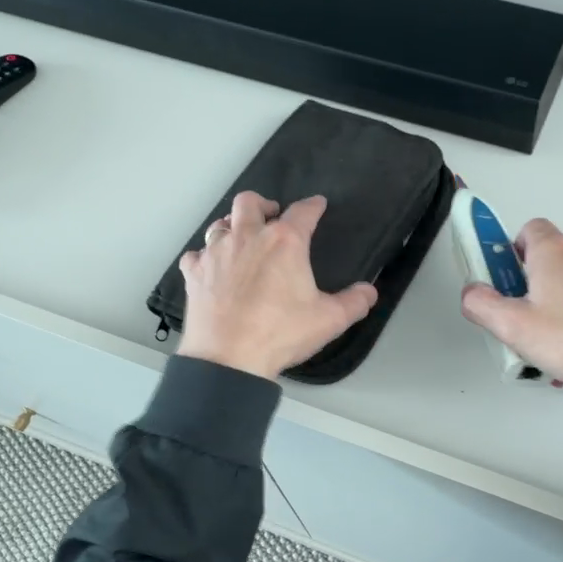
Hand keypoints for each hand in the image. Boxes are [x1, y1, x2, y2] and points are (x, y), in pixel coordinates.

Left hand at [177, 192, 378, 379]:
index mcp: (284, 242)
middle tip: (272, 215)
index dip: (313, 206)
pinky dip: (206, 256)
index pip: (303, 212)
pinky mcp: (194, 273)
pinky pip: (197, 254)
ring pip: (220, 223)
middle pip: (250, 202)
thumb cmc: (280, 334)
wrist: (228, 358)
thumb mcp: (329, 320)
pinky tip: (213, 267)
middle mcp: (247, 237)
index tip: (317, 205)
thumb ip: (354, 302)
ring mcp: (216, 253)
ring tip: (242, 238)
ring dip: (233, 225)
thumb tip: (369, 291)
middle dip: (263, 204)